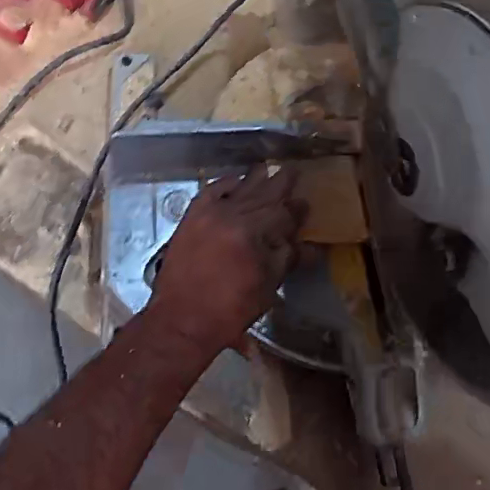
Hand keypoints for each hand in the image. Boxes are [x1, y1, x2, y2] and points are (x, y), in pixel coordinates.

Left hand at [147, 167, 306, 353]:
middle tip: (292, 171)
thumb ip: (286, 260)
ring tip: (269, 169)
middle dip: (280, 184)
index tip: (305, 205)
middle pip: (262, 195)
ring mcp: (209, 214)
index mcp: (252, 234)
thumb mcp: (266, 288)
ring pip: (239, 190)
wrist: (181, 321)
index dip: (296, 210)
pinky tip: (235, 179)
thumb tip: (309, 247)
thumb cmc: (228, 311)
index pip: (282, 214)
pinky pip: (211, 191)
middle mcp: (231, 217)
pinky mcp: (191, 218)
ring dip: (256, 180)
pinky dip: (225, 183)